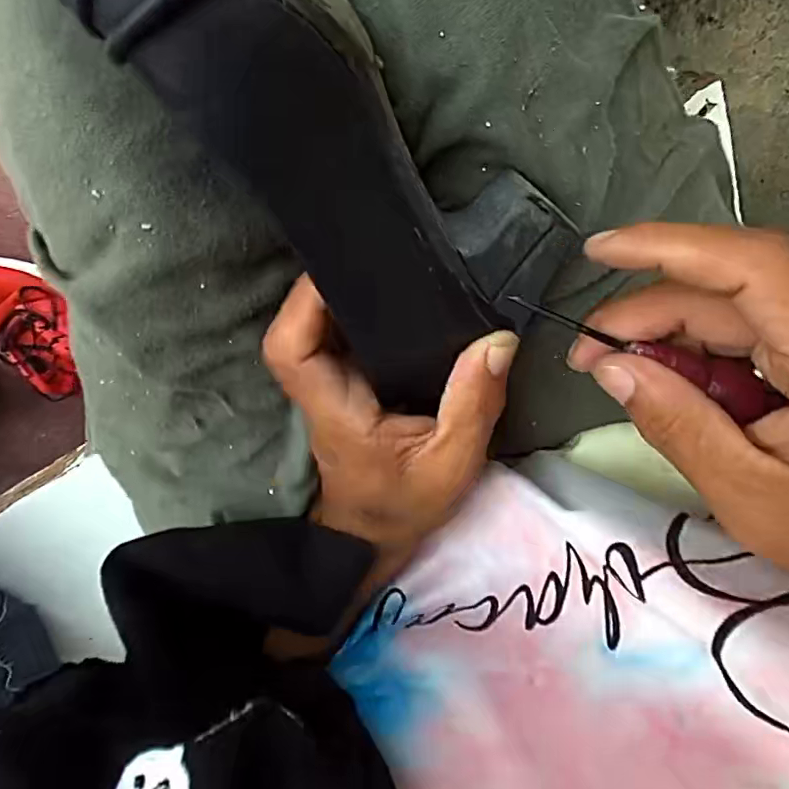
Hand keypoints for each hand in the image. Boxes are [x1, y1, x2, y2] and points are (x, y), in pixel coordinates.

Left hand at [264, 276, 516, 556]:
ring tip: (382, 267)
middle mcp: (320, 388)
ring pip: (313, 326)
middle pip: (296, 325)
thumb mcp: (451, 464)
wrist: (375, 531)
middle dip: (323, 285)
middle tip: (370, 257)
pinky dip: (353, 310)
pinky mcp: (342, 380)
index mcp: (333, 407)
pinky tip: (388, 295)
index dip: (302, 304)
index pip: (289, 348)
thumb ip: (473, 405)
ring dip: (338, 294)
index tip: (340, 272)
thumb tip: (499, 341)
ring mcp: (327, 383)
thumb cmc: (405, 505)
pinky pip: (337, 335)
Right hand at [568, 224, 788, 692]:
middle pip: (737, 290)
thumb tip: (612, 368)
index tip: (598, 250)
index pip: (752, 263)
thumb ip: (679, 427)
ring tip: (632, 378)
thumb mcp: (761, 505)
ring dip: (682, 338)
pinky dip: (719, 357)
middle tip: (591, 358)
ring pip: (751, 312)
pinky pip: (775, 337)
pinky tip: (692, 391)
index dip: (667, 244)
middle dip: (652, 314)